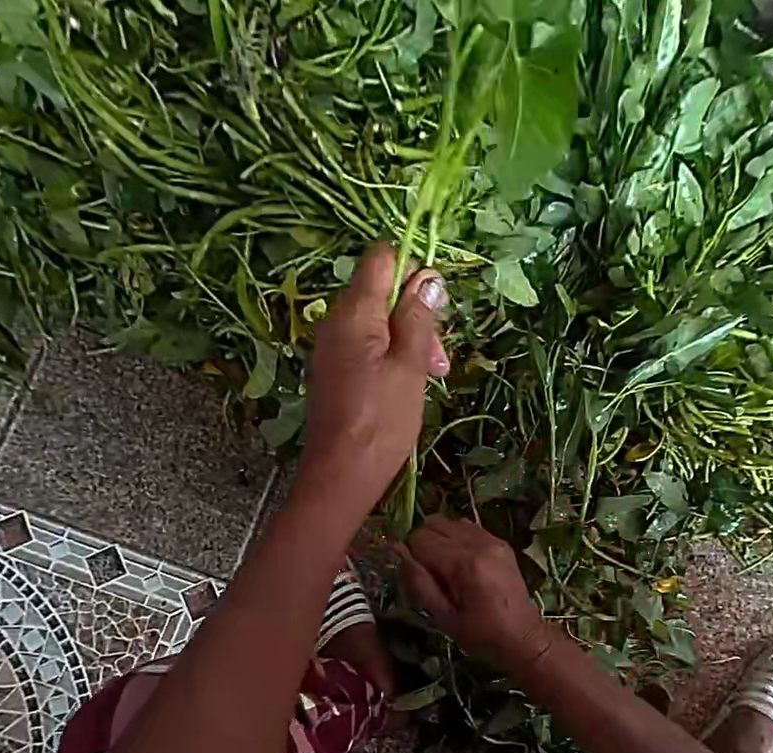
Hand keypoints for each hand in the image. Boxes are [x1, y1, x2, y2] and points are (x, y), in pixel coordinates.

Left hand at [298, 242, 449, 509]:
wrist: (342, 473)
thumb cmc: (382, 421)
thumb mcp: (410, 367)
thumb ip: (418, 319)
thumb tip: (429, 277)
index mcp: (354, 312)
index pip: (381, 258)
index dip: (414, 269)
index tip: (437, 306)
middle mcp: (336, 320)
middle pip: (381, 292)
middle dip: (417, 315)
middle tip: (440, 360)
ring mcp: (331, 346)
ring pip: (378, 322)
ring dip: (409, 340)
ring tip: (430, 378)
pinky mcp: (334, 369)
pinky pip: (367, 345)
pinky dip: (392, 357)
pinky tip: (407, 386)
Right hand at [398, 516, 555, 671]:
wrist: (521, 635)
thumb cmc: (480, 634)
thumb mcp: (442, 616)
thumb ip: (419, 582)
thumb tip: (399, 552)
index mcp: (464, 564)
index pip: (420, 539)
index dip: (411, 555)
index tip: (419, 576)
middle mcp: (479, 544)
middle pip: (434, 524)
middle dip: (424, 544)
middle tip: (431, 571)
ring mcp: (492, 540)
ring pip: (450, 521)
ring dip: (440, 538)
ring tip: (447, 566)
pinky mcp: (500, 542)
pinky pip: (468, 527)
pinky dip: (457, 537)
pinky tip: (462, 560)